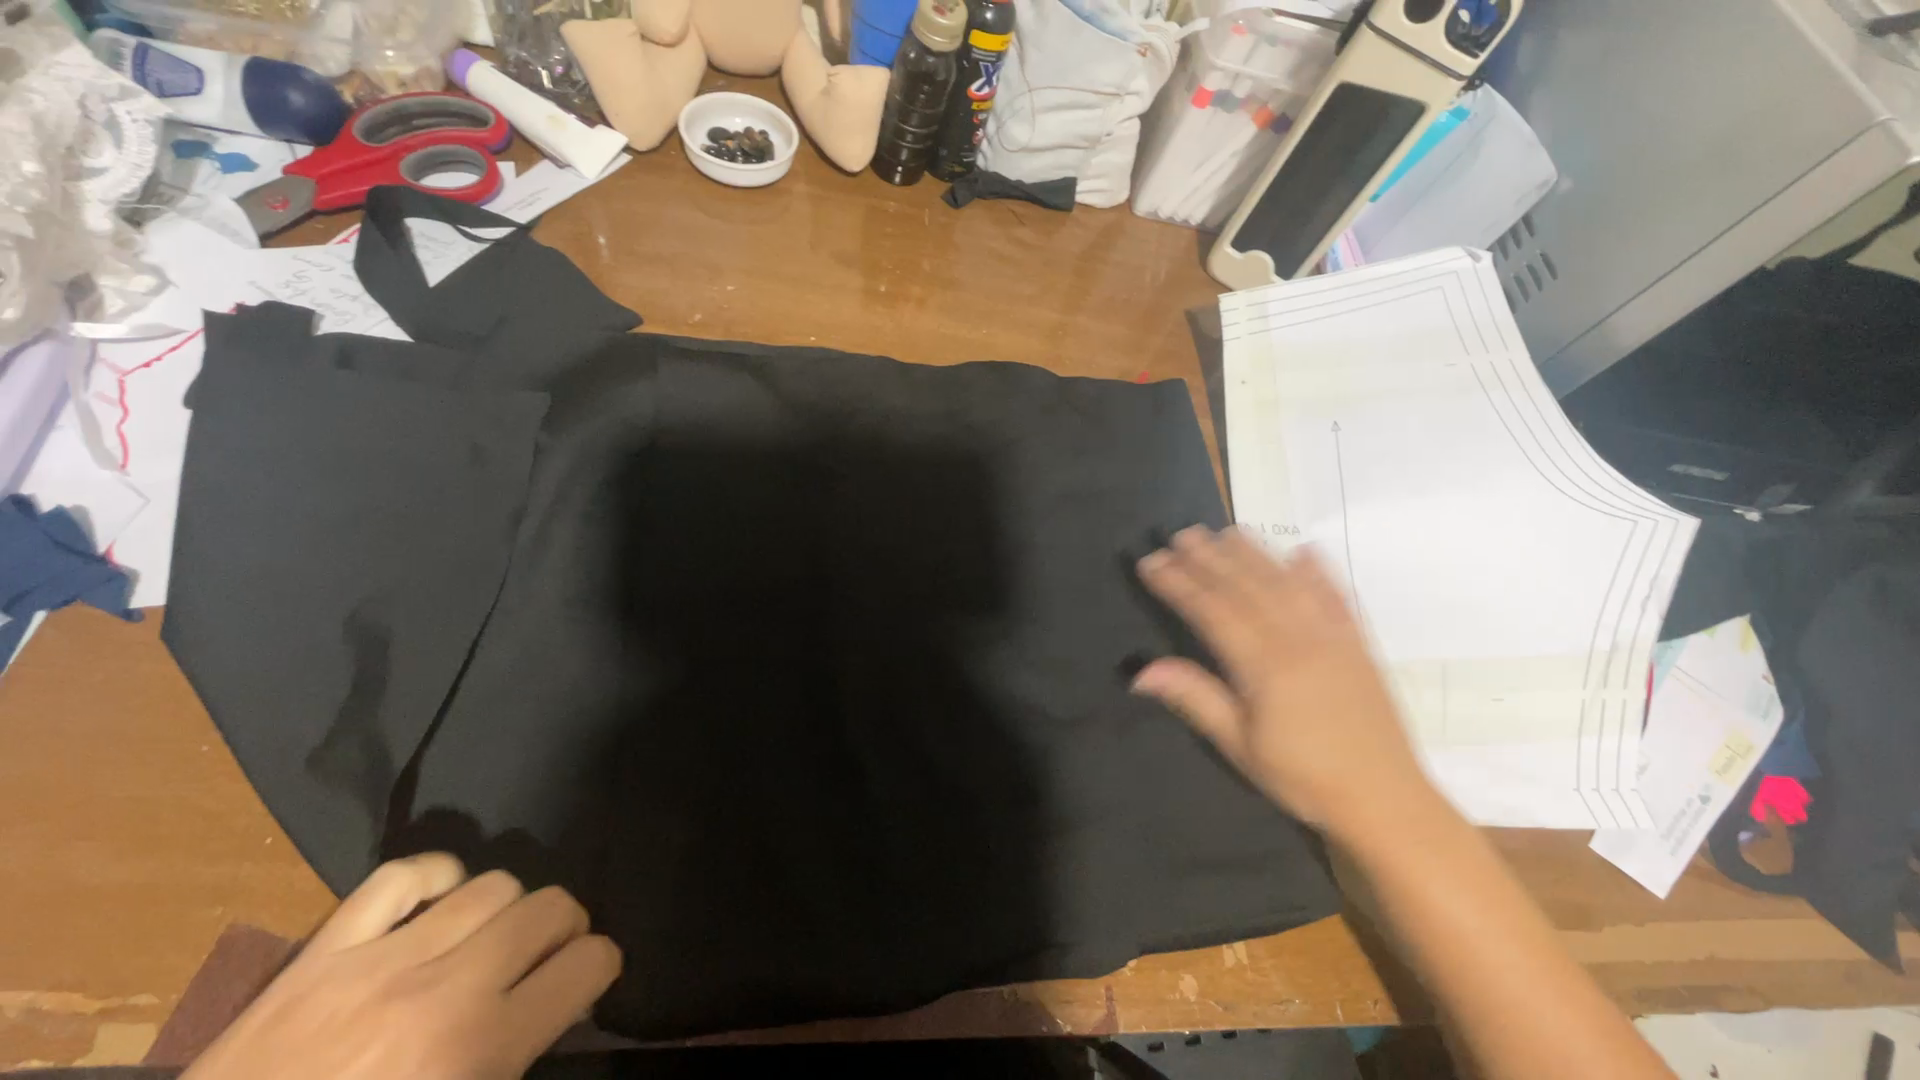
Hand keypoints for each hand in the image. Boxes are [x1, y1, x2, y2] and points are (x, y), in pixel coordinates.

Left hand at [184, 854, 620, 1079]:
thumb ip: (514, 1064)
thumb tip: (557, 1015)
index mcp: (481, 1048)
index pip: (589, 964)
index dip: (601, 967)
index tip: (586, 982)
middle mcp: (445, 989)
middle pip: (550, 909)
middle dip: (568, 928)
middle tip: (548, 958)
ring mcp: (381, 960)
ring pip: (492, 884)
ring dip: (510, 909)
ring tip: (491, 938)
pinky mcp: (324, 950)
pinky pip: (403, 875)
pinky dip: (436, 878)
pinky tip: (438, 905)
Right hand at [1133, 526, 1434, 838]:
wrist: (1385, 798)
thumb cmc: (1304, 778)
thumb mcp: (1240, 745)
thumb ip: (1195, 698)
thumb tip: (1141, 671)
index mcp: (1265, 664)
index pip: (1212, 611)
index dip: (1179, 584)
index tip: (1151, 562)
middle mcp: (1299, 638)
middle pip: (1247, 586)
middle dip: (1210, 558)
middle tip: (1180, 535)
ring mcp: (1335, 636)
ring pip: (1288, 582)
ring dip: (1255, 554)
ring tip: (1226, 532)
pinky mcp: (1360, 643)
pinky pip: (1337, 595)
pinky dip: (1318, 571)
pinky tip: (1303, 551)